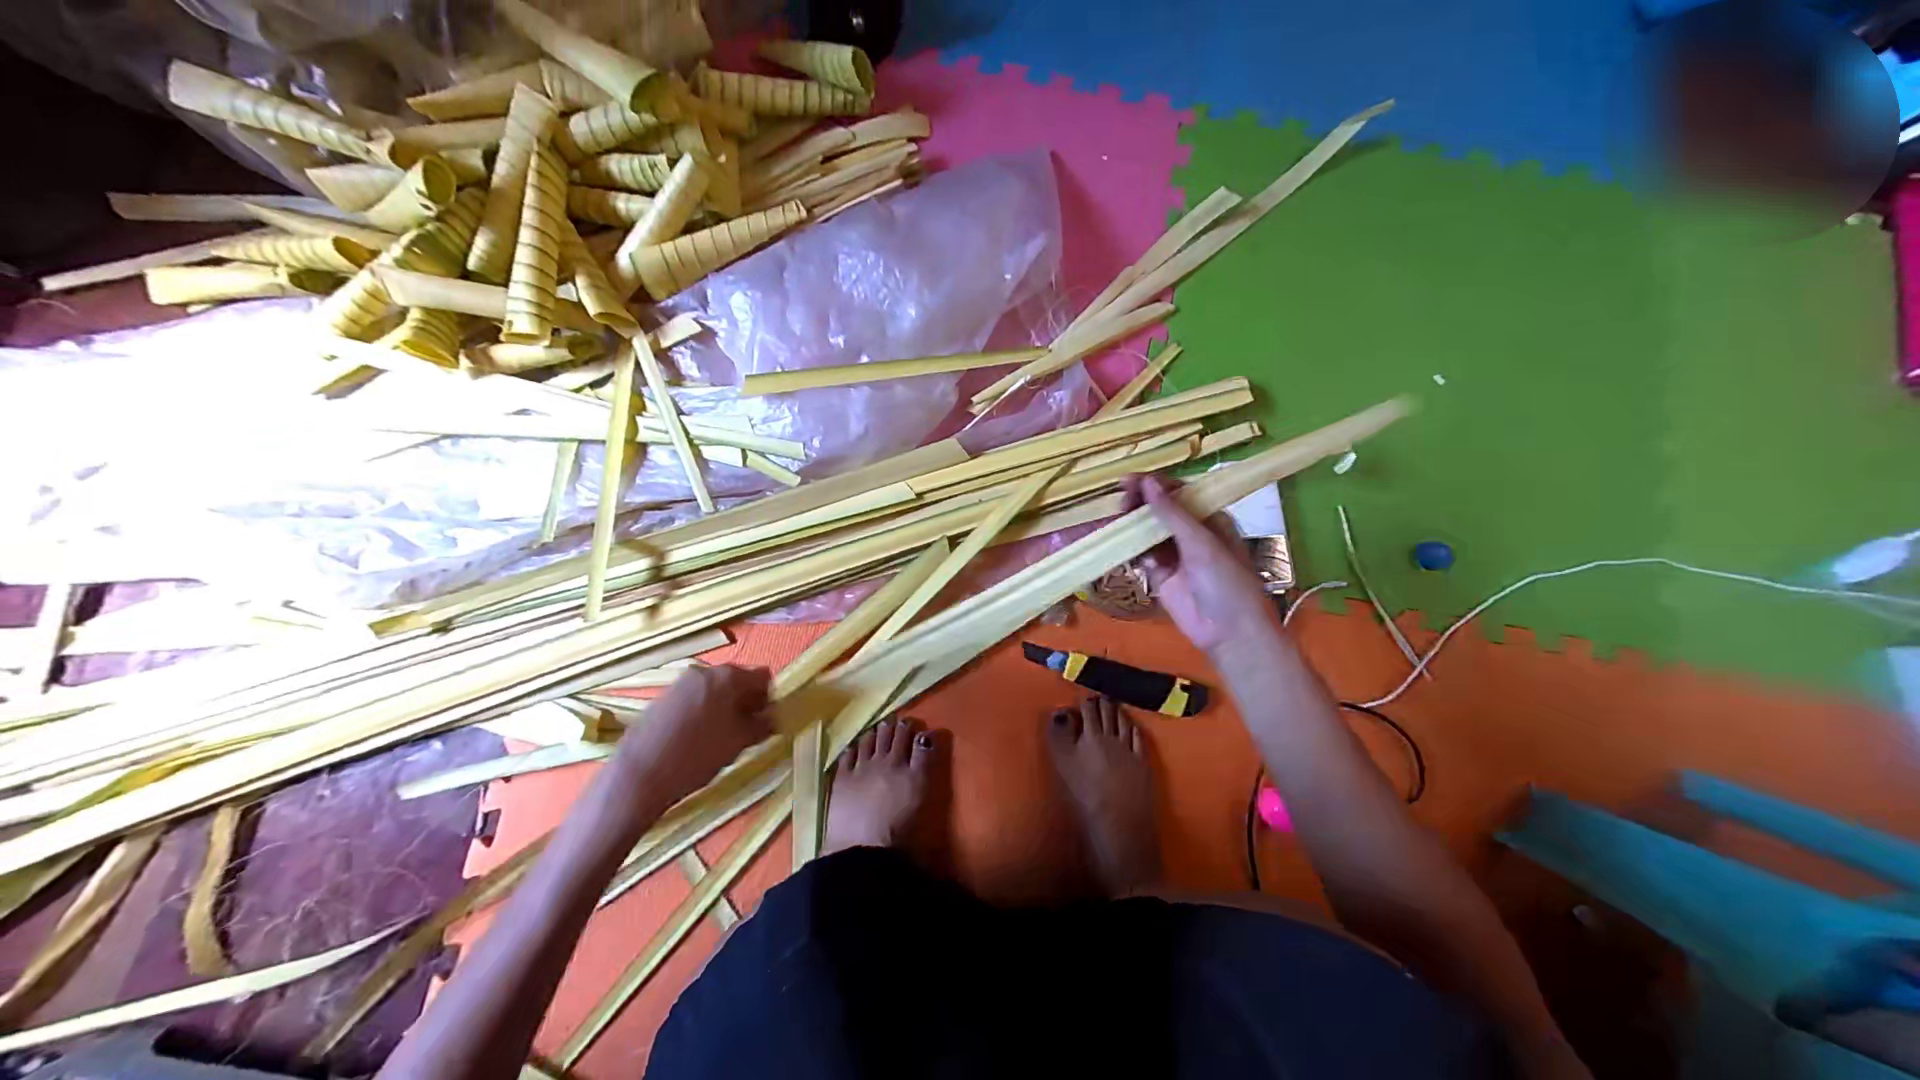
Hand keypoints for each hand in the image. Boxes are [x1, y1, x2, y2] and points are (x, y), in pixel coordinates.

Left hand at [616, 665, 772, 797]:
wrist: (640, 773)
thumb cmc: (698, 755)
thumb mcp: (739, 743)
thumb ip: (762, 725)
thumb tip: (773, 717)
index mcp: (728, 676)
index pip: (763, 677)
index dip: (769, 698)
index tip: (767, 720)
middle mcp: (705, 672)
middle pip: (738, 680)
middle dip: (747, 702)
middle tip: (747, 732)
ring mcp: (681, 683)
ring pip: (715, 690)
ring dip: (725, 708)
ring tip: (722, 738)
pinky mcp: (664, 697)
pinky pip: (695, 698)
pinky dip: (704, 712)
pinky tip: (698, 738)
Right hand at [1122, 473, 1281, 654]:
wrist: (1229, 633)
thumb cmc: (1226, 582)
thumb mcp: (1201, 543)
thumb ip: (1172, 513)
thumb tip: (1147, 482)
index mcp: (1209, 518)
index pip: (1178, 493)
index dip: (1155, 485)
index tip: (1130, 481)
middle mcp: (1191, 532)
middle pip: (1159, 511)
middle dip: (1140, 505)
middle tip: (1121, 502)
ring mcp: (1175, 554)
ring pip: (1147, 532)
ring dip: (1132, 527)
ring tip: (1116, 524)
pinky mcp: (1160, 576)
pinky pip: (1142, 556)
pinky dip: (1133, 551)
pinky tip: (1124, 547)